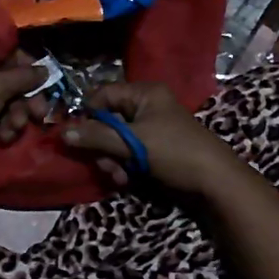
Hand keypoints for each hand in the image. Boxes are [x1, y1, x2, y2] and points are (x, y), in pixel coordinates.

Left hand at [0, 47, 46, 168]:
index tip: (43, 77)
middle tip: (39, 111)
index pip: (8, 52)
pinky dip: (6, 126)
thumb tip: (46, 69)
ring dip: (17, 114)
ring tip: (15, 126)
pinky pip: (2, 117)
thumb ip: (24, 76)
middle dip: (27, 97)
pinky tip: (5, 136)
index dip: (27, 65)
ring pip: (10, 101)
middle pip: (12, 79)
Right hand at [58, 81, 235, 191]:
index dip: (88, 114)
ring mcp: (150, 129)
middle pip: (106, 119)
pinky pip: (127, 152)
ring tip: (118, 176)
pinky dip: (123, 165)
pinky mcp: (153, 150)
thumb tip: (63, 132)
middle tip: (105, 163)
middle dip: (102, 144)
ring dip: (111, 159)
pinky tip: (126, 180)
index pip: (102, 95)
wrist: (216, 184)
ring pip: (114, 139)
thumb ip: (97, 136)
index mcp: (144, 93)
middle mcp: (145, 106)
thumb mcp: (133, 143)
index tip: (78, 136)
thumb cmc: (175, 153)